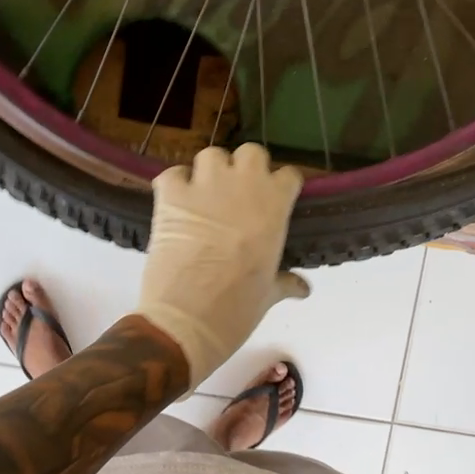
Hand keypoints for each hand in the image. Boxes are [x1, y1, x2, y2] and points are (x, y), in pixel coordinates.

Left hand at [137, 144, 309, 389]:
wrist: (187, 319)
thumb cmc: (237, 309)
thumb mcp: (268, 295)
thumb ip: (285, 282)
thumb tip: (303, 289)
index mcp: (275, 207)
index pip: (289, 176)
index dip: (281, 187)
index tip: (275, 200)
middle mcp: (244, 186)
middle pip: (251, 154)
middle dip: (245, 169)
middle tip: (238, 195)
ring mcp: (205, 186)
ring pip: (211, 155)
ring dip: (209, 172)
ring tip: (205, 195)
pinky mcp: (171, 195)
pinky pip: (172, 173)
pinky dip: (174, 185)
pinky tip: (175, 203)